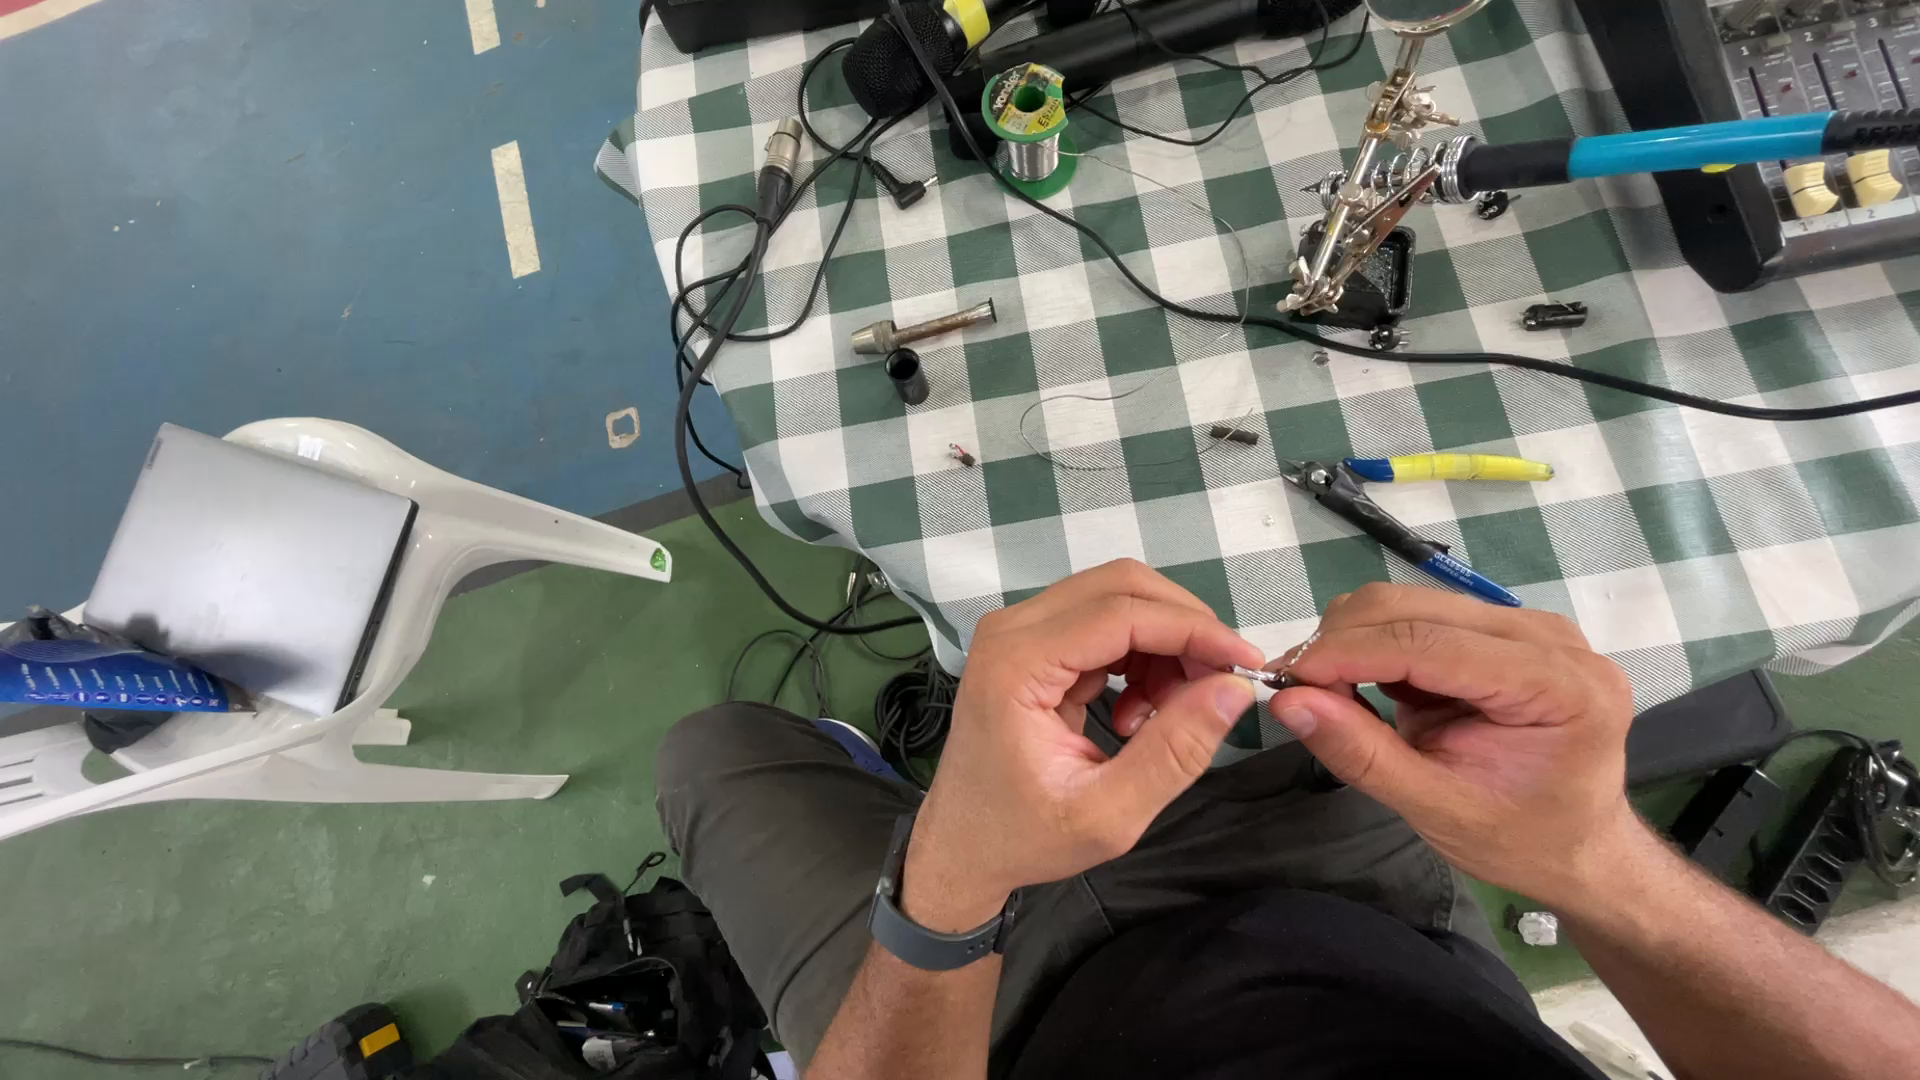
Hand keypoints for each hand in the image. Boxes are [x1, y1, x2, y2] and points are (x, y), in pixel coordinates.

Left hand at [902, 560, 1261, 931]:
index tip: (1247, 665)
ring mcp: (1018, 629)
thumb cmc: (1023, 836)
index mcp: (1016, 663)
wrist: (963, 843)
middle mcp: (1012, 628)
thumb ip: (1175, 751)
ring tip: (1163, 717)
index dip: (1193, 630)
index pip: (1120, 612)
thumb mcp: (1107, 814)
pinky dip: (1139, 656)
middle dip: (1182, 628)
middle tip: (1215, 688)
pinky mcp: (1032, 641)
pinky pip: (1103, 623)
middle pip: (1119, 586)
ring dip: (1162, 645)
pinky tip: (1137, 713)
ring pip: (1116, 598)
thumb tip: (1233, 689)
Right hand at [1267, 583, 1647, 908]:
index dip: (1345, 653)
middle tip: (1297, 692)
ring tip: (1329, 695)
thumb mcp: (1436, 809)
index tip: (1282, 679)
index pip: (1427, 642)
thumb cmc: (1520, 840)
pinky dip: (1365, 644)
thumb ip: (1361, 753)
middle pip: (1406, 607)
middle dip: (1338, 643)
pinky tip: (1361, 687)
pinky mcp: (1492, 628)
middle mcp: (1545, 638)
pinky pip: (1406, 615)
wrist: (1577, 847)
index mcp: (1557, 686)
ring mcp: (1521, 626)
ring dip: (1347, 641)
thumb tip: (1285, 701)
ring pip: (1398, 602)